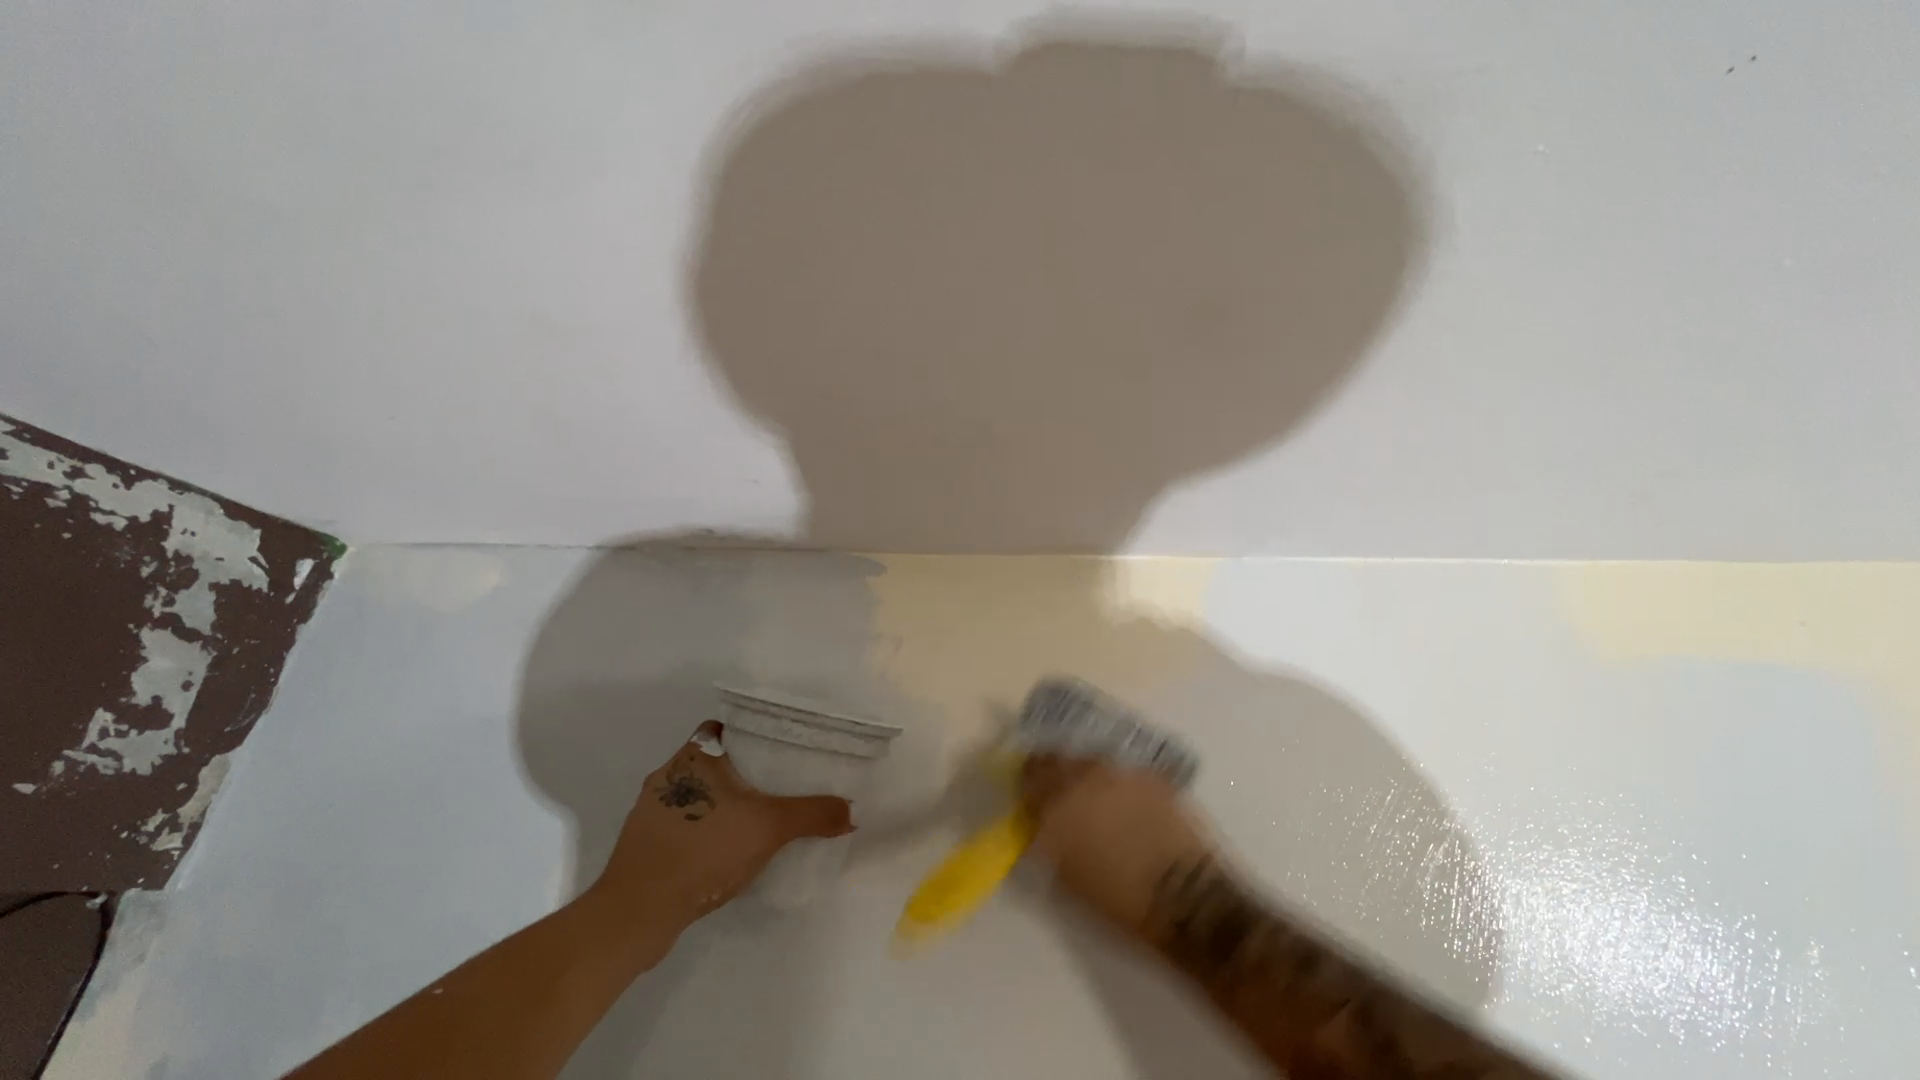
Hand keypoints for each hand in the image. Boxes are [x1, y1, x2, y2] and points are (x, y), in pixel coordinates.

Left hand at [591, 721, 853, 929]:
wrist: (639, 911)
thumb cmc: (703, 850)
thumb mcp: (769, 828)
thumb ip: (812, 815)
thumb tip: (850, 811)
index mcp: (691, 757)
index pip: (720, 729)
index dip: (747, 736)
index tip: (775, 750)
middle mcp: (666, 776)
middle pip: (710, 763)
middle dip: (739, 773)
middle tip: (775, 787)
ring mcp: (649, 813)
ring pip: (695, 797)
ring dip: (721, 806)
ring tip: (756, 820)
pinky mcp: (644, 846)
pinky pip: (682, 827)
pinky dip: (704, 833)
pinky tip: (725, 853)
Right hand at [1020, 754, 1216, 940]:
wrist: (1187, 898)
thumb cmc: (1120, 902)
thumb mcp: (1067, 879)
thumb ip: (1049, 842)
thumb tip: (1043, 826)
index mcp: (1058, 804)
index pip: (1029, 775)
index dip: (1026, 783)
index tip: (1028, 794)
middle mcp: (1086, 778)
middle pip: (1058, 758)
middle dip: (1053, 771)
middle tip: (1057, 791)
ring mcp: (1122, 772)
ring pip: (1091, 761)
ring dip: (1085, 774)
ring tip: (1093, 796)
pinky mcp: (1154, 776)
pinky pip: (1124, 771)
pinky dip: (1118, 782)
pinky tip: (1126, 803)